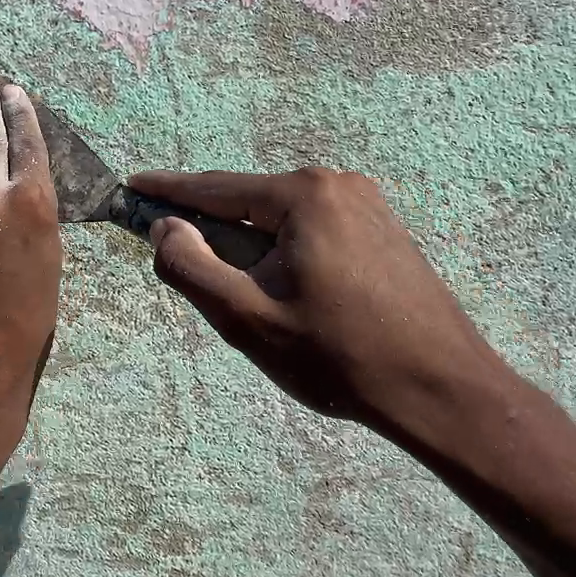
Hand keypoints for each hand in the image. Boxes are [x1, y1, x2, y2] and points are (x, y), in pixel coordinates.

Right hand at [130, 167, 507, 432]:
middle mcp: (336, 183)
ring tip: (253, 301)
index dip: (168, 191)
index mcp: (302, 195)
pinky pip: (313, 229)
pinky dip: (286, 252)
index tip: (131, 186)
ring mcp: (367, 203)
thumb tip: (164, 227)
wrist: (444, 392)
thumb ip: (190, 267)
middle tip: (195, 274)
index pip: (214, 188)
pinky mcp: (384, 228)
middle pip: (249, 204)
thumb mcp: (246, 318)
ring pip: (281, 219)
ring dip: (253, 249)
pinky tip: (292, 294)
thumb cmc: (338, 355)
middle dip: (216, 233)